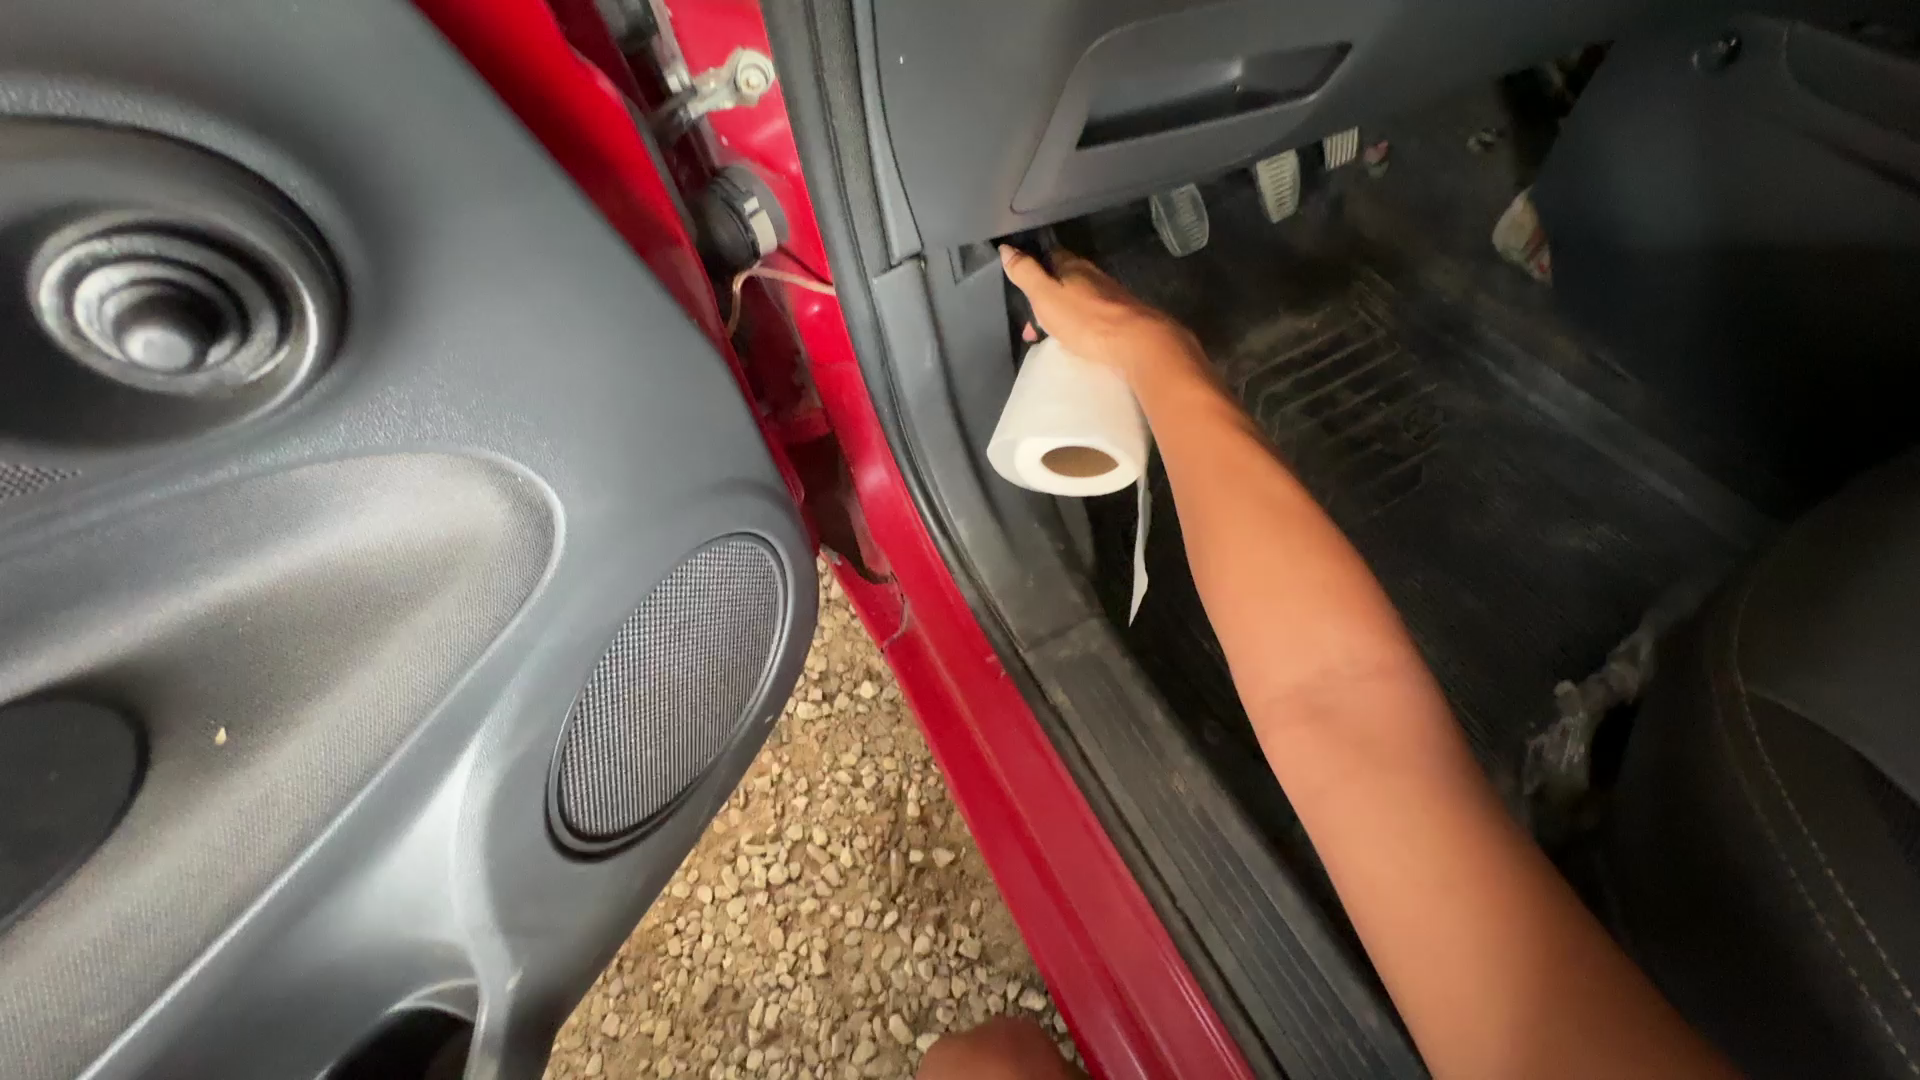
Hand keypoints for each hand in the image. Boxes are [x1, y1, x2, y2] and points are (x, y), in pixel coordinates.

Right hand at [998, 245, 1206, 389]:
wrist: (1134, 342)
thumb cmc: (1084, 319)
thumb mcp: (1045, 296)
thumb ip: (1026, 273)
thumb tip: (1006, 248)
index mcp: (1072, 265)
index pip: (1048, 255)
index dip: (1031, 268)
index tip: (1019, 288)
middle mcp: (1091, 275)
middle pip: (1061, 280)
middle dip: (1043, 299)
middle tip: (1030, 325)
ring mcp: (1107, 296)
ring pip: (1075, 299)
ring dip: (1058, 315)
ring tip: (1046, 336)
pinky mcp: (1118, 316)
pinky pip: (1088, 316)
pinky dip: (1075, 325)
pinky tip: (1072, 339)